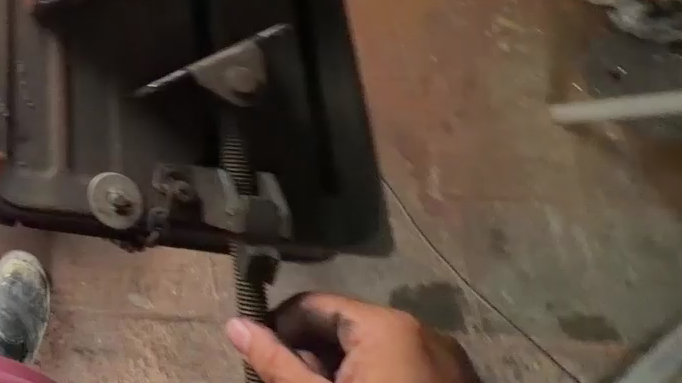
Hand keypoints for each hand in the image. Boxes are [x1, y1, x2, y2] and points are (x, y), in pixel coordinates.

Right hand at [226, 293, 482, 382]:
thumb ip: (275, 361)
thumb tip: (233, 325)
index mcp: (386, 325)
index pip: (311, 306)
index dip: (279, 329)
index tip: (262, 360)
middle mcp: (421, 332)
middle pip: (341, 328)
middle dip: (311, 356)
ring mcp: (448, 363)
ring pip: (371, 351)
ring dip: (340, 372)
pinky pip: (401, 370)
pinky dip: (373, 382)